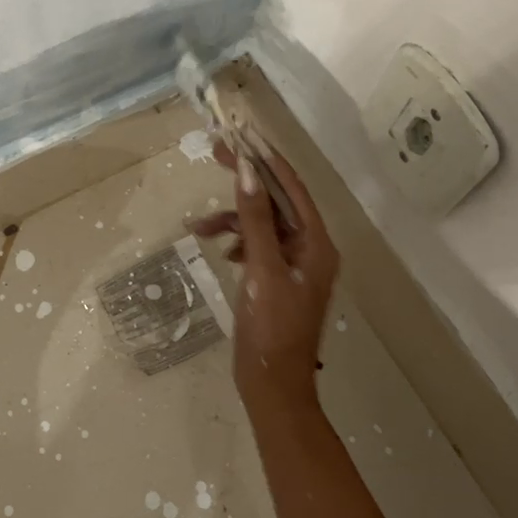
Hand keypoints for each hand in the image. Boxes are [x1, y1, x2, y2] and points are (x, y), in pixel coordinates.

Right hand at [189, 134, 339, 411]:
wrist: (272, 385)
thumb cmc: (271, 329)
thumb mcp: (261, 269)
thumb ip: (254, 219)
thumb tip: (247, 170)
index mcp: (316, 242)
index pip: (291, 186)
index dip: (266, 156)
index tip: (241, 132)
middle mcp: (311, 246)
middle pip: (277, 198)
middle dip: (246, 178)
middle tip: (216, 151)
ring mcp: (295, 262)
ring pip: (262, 221)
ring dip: (233, 218)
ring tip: (200, 225)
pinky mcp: (278, 276)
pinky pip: (257, 243)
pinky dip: (237, 239)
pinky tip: (220, 248)